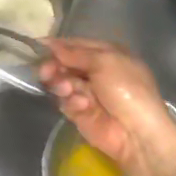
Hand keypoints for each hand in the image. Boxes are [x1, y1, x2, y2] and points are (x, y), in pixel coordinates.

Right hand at [40, 38, 175, 166]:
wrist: (136, 132)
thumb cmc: (126, 89)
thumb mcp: (104, 61)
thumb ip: (75, 53)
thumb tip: (50, 43)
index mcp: (107, 55)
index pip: (77, 45)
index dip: (59, 45)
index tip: (39, 45)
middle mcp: (96, 71)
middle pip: (65, 63)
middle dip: (54, 66)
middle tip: (46, 72)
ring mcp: (87, 92)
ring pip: (61, 81)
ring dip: (61, 83)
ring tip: (66, 89)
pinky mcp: (79, 112)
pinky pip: (66, 101)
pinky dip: (71, 101)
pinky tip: (83, 106)